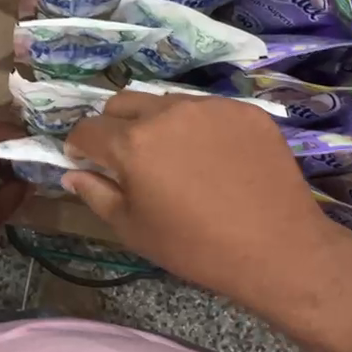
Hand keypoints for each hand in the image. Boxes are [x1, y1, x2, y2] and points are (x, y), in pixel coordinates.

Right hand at [63, 93, 351, 327]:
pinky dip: (196, 126)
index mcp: (132, 143)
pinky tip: (212, 158)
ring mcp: (209, 107)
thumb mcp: (133, 229)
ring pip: (164, 101)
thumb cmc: (195, 248)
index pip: (87, 129)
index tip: (85, 161)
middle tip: (127, 158)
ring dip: (154, 122)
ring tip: (174, 157)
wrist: (278, 250)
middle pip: (121, 103)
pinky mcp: (243, 110)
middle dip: (112, 126)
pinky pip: (205, 108)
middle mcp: (166, 112)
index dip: (78, 146)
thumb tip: (72, 172)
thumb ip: (96, 193)